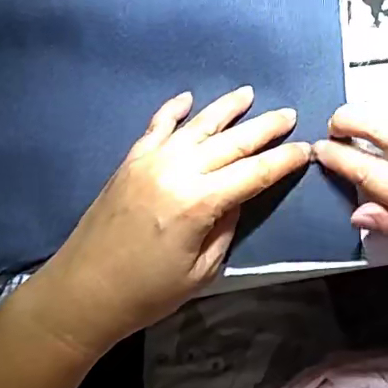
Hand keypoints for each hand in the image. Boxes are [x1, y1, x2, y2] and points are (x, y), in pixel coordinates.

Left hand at [15, 87, 311, 356]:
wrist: (81, 292)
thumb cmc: (147, 292)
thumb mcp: (201, 271)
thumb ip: (224, 228)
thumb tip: (234, 200)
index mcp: (199, 203)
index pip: (254, 173)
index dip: (283, 161)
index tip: (305, 149)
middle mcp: (178, 171)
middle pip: (231, 142)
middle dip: (265, 127)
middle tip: (289, 114)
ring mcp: (151, 161)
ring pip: (197, 125)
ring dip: (226, 108)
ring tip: (248, 94)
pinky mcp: (130, 161)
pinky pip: (156, 127)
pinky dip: (174, 110)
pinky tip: (188, 98)